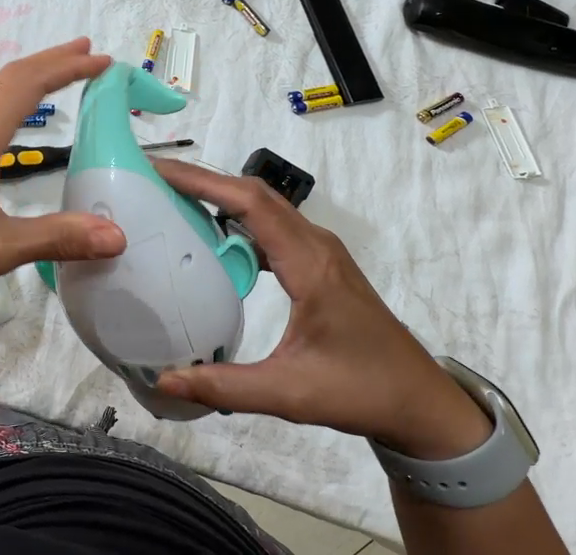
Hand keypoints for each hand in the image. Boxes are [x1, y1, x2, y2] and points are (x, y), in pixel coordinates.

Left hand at [0, 39, 126, 296]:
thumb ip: (57, 238)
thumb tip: (118, 237)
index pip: (28, 84)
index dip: (67, 67)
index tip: (102, 60)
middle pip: (9, 76)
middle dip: (52, 60)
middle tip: (89, 51)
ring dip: (26, 74)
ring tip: (55, 72)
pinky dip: (4, 91)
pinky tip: (5, 110)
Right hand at [151, 161, 493, 459]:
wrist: (424, 403)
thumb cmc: (362, 392)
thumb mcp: (291, 394)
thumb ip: (227, 386)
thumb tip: (163, 379)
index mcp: (309, 264)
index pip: (250, 203)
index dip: (202, 182)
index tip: (157, 172)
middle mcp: (315, 245)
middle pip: (253, 192)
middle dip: (201, 179)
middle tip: (151, 178)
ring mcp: (319, 251)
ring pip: (262, 204)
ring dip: (217, 193)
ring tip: (170, 197)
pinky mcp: (317, 262)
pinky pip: (269, 223)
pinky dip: (233, 215)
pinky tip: (206, 233)